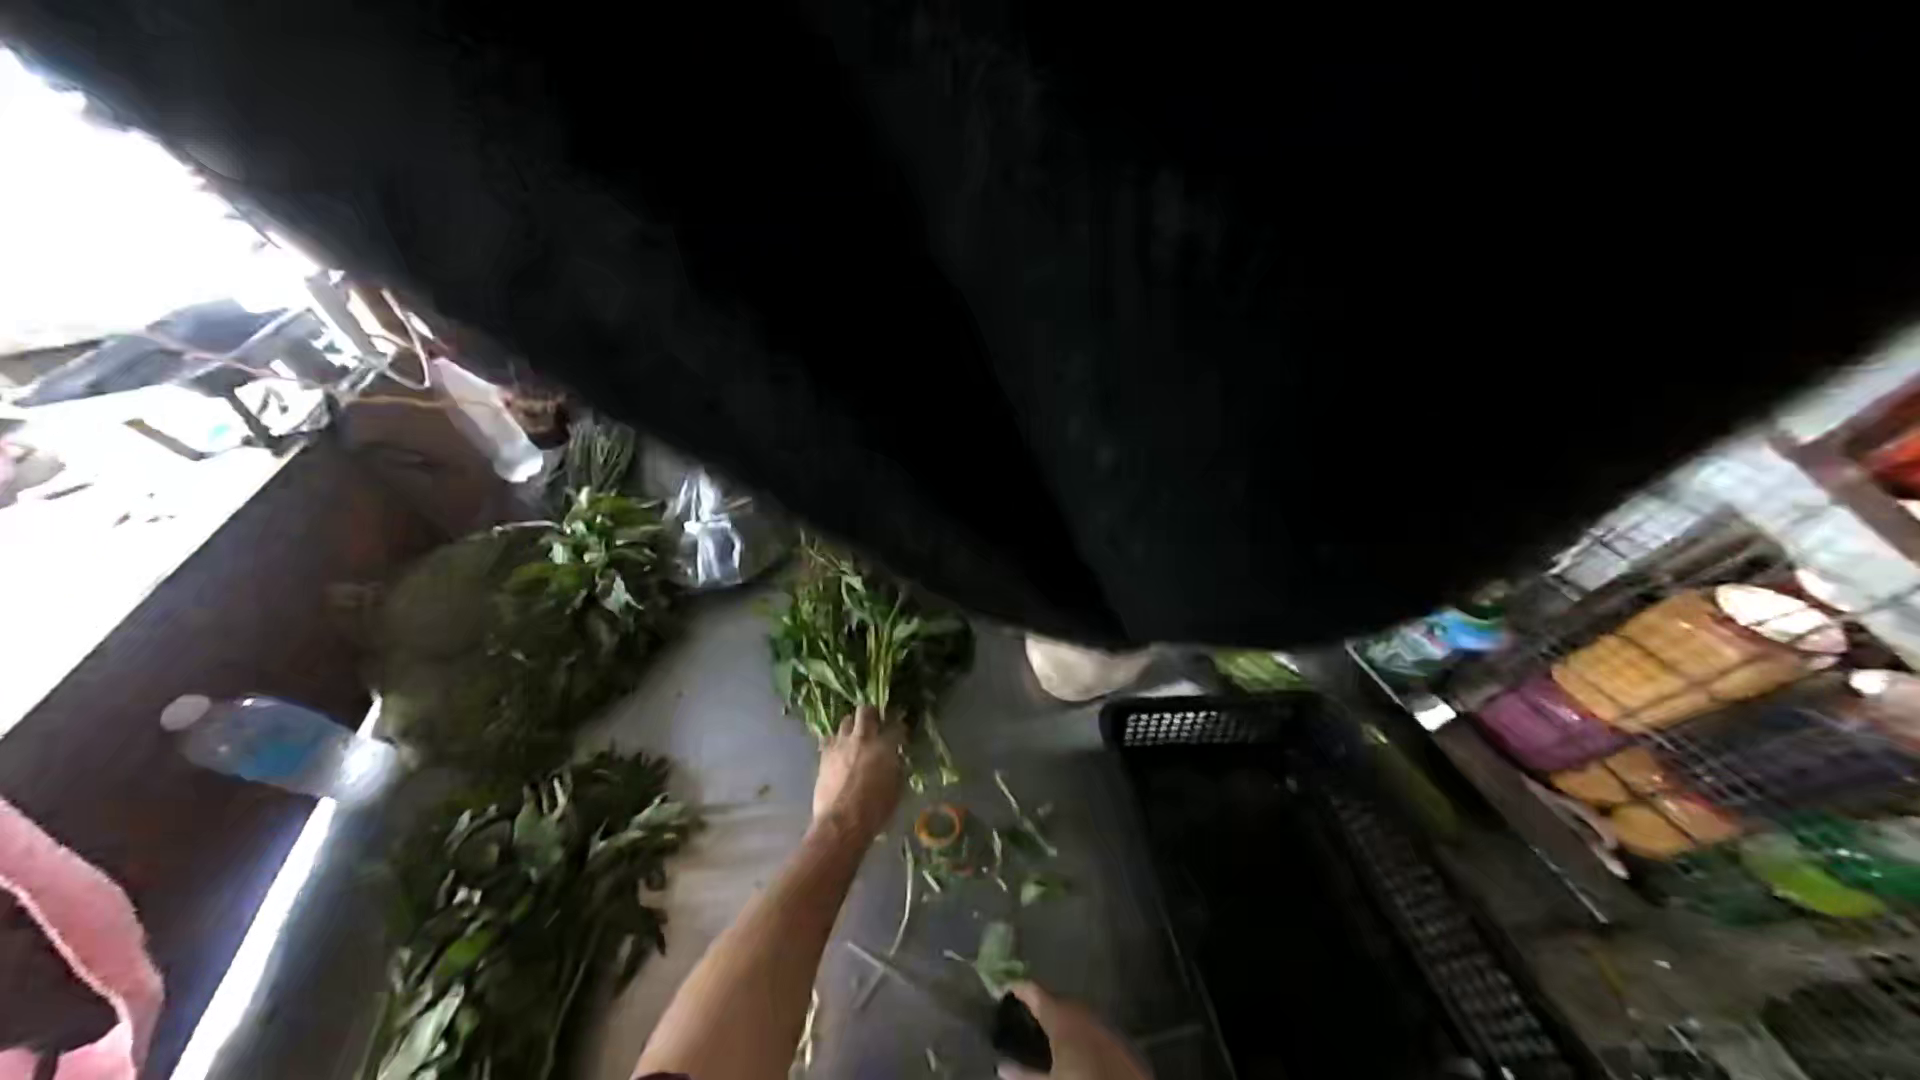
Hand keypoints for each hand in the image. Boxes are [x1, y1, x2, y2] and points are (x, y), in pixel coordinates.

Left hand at [811, 705, 903, 840]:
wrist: (842, 823)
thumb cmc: (875, 809)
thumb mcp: (896, 789)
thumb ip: (897, 768)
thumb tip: (895, 759)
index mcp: (884, 746)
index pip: (896, 726)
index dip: (900, 727)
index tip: (901, 733)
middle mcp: (862, 738)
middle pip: (866, 711)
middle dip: (872, 713)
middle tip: (875, 722)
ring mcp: (840, 745)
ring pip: (845, 721)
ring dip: (852, 726)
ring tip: (855, 735)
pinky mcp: (824, 755)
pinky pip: (830, 739)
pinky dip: (836, 741)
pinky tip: (839, 750)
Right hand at [999, 982, 1151, 1079]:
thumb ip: (1024, 1075)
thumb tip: (1001, 1066)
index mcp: (1061, 1015)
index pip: (1033, 988)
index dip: (1016, 987)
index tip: (1001, 989)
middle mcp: (1082, 1009)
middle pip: (1054, 998)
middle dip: (1038, 1005)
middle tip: (1021, 1016)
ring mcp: (1102, 1021)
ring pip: (1074, 1011)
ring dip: (1059, 1018)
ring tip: (1045, 1033)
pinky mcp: (1118, 1038)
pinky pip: (1091, 1025)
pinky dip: (1078, 1031)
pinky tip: (1074, 1049)